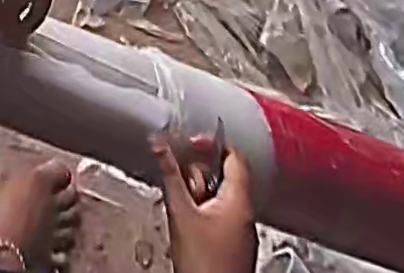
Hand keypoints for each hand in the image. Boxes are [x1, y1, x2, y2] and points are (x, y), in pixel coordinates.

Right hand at [152, 133, 255, 272]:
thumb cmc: (203, 264)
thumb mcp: (181, 211)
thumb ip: (170, 173)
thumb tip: (159, 144)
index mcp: (238, 202)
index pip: (234, 158)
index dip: (212, 144)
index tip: (191, 143)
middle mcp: (244, 214)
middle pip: (222, 175)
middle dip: (197, 173)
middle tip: (181, 181)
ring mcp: (239, 231)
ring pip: (218, 195)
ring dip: (196, 192)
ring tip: (182, 205)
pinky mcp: (232, 244)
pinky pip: (218, 213)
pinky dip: (201, 208)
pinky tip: (187, 219)